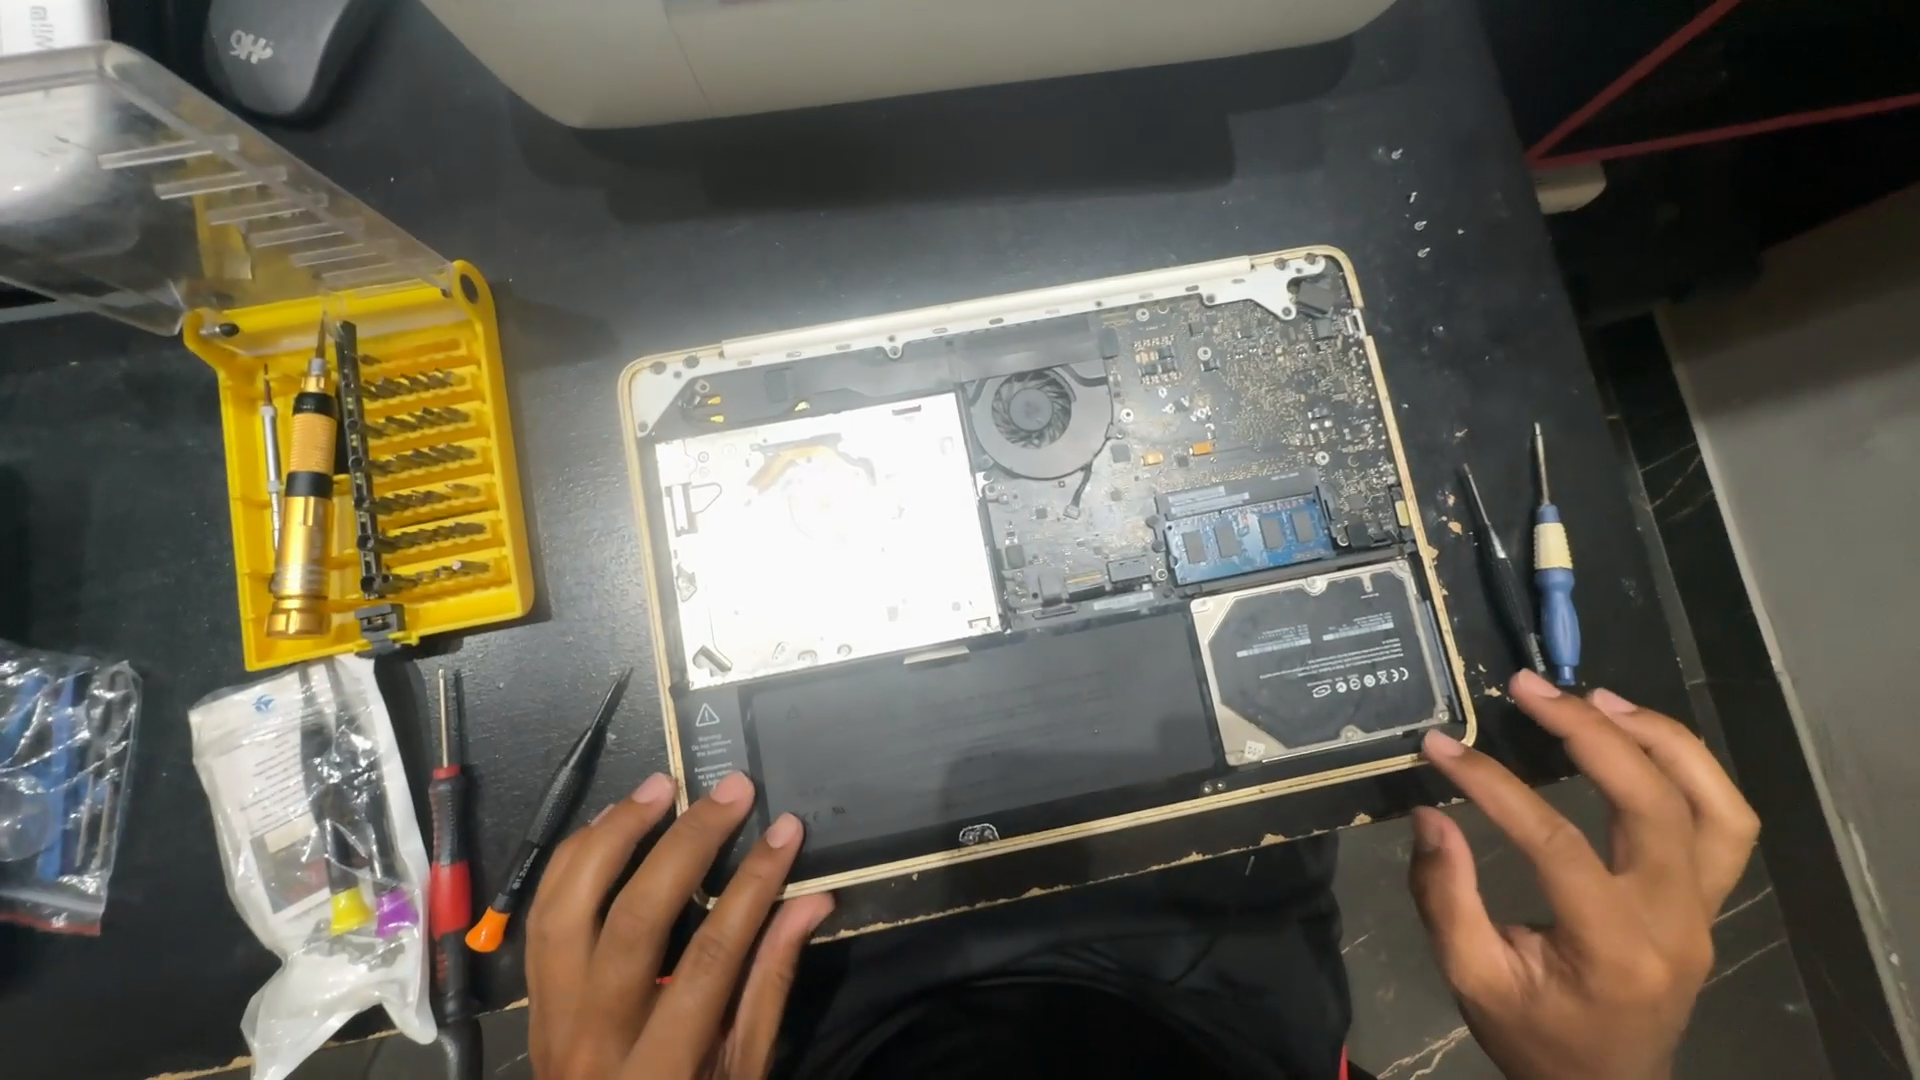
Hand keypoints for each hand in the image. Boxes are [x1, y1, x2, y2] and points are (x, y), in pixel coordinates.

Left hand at [525, 771, 834, 1079]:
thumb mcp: (740, 1072)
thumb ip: (769, 984)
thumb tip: (812, 900)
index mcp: (658, 1070)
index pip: (712, 957)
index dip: (753, 886)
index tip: (785, 830)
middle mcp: (592, 1040)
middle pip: (633, 921)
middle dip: (687, 844)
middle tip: (730, 792)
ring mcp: (550, 1017)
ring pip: (567, 908)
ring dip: (614, 835)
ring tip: (660, 787)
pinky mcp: (533, 999)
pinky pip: (542, 916)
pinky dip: (574, 859)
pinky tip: (610, 821)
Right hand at [1408, 670, 1759, 1079]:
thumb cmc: (1531, 1033)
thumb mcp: (1470, 976)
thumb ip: (1445, 896)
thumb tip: (1430, 814)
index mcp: (1612, 948)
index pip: (1557, 844)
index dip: (1494, 785)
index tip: (1439, 745)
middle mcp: (1675, 923)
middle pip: (1654, 806)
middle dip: (1588, 733)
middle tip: (1527, 688)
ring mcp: (1702, 910)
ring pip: (1714, 807)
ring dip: (1658, 739)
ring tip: (1593, 696)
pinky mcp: (1704, 899)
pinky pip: (1722, 823)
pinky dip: (1688, 767)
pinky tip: (1635, 732)